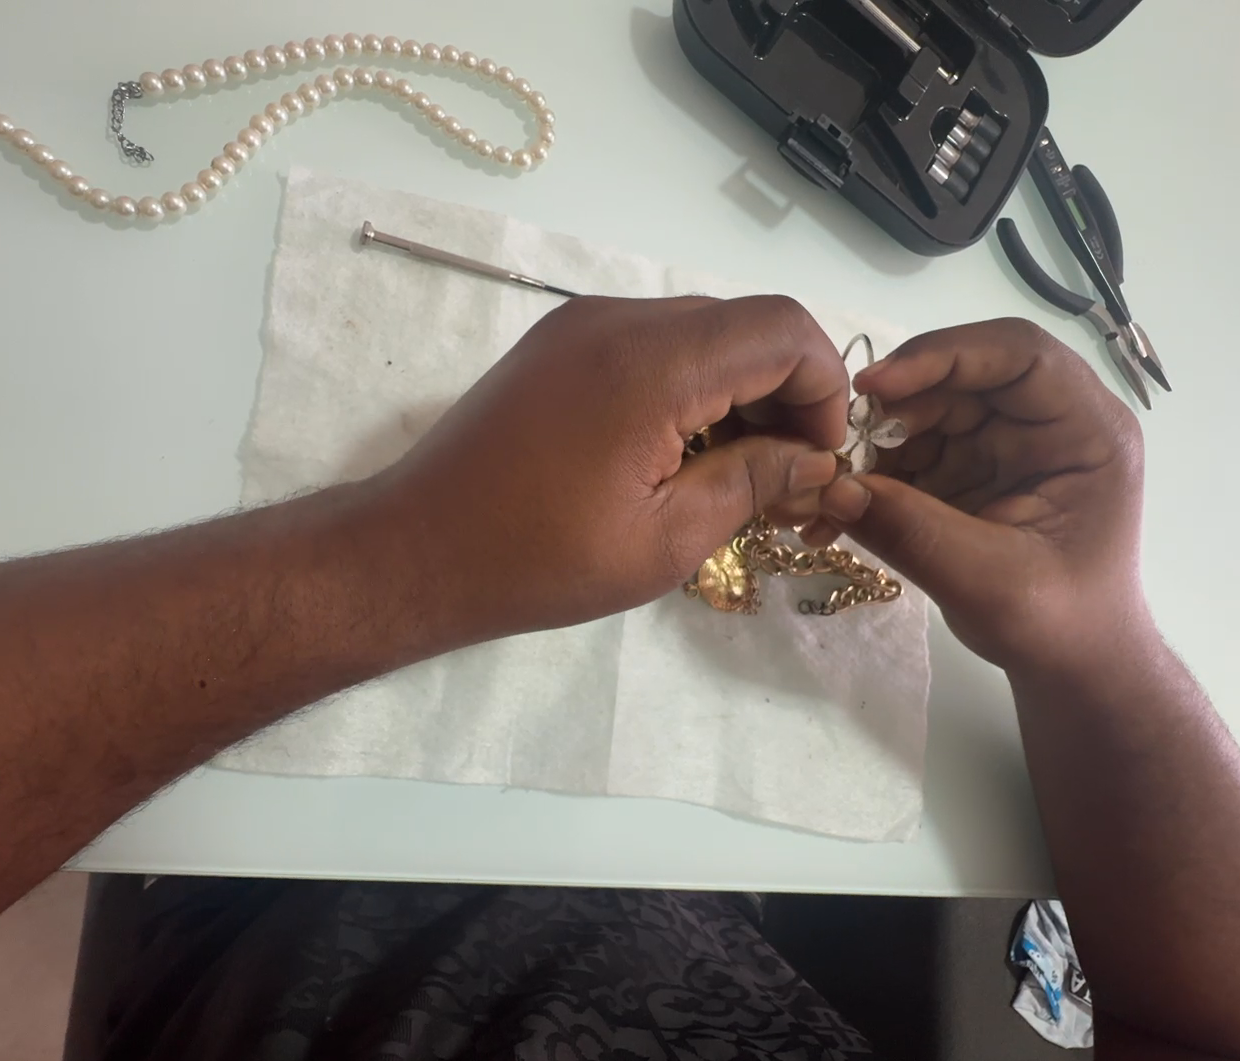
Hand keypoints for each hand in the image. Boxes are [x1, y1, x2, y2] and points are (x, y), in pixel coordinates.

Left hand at [369, 295, 848, 639]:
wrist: (415, 550)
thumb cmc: (538, 561)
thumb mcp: (664, 540)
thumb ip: (752, 484)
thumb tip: (816, 460)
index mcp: (651, 365)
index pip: (783, 330)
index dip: (824, 387)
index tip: (816, 458)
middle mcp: (616, 320)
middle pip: (745, 326)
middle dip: (784, 395)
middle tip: (779, 475)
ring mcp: (580, 325)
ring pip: (701, 334)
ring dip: (736, 392)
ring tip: (731, 471)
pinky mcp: (558, 345)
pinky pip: (652, 346)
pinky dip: (688, 387)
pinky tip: (678, 450)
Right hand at [801, 318, 1147, 671]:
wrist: (1066, 662)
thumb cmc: (1056, 622)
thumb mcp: (986, 580)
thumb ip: (911, 532)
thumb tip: (828, 490)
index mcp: (1083, 431)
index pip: (1018, 355)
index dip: (943, 356)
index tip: (872, 388)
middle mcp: (1040, 425)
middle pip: (957, 381)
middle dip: (888, 411)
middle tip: (832, 450)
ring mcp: (998, 447)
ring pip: (921, 415)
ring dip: (868, 448)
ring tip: (824, 493)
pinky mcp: (964, 472)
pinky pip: (906, 455)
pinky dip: (866, 479)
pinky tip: (832, 512)